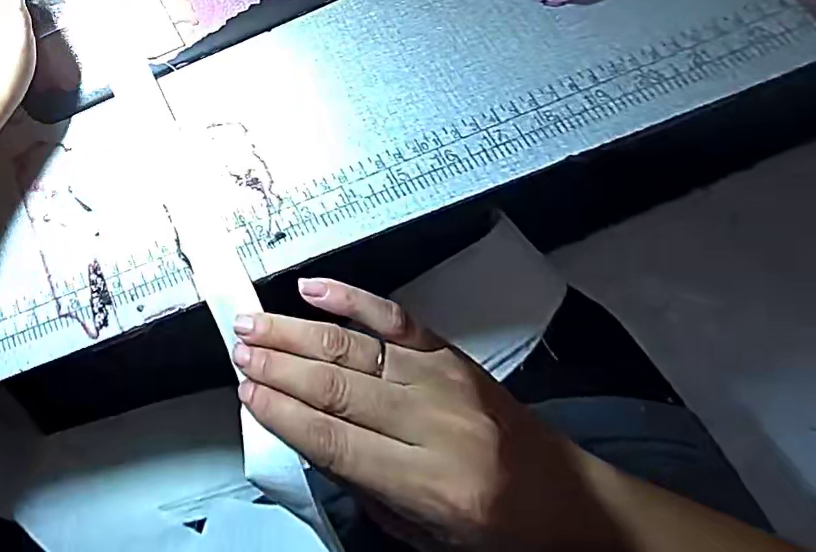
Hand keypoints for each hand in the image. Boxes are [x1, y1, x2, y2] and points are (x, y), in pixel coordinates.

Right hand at [233, 280, 612, 550]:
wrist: (576, 505)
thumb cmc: (499, 530)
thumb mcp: (427, 534)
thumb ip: (360, 482)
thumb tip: (295, 426)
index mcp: (438, 487)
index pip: (335, 441)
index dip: (282, 413)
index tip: (246, 394)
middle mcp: (439, 427)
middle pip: (335, 387)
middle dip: (276, 368)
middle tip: (239, 354)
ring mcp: (444, 379)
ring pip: (350, 347)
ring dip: (292, 333)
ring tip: (251, 325)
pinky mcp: (449, 351)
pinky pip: (391, 315)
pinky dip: (347, 297)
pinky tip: (309, 288)